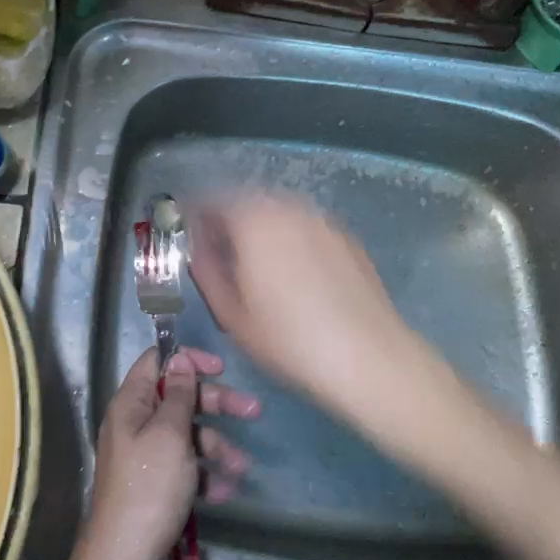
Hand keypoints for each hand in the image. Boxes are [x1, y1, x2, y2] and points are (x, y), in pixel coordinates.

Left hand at [76, 346, 258, 559]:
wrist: (125, 558)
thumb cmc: (149, 488)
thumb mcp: (169, 435)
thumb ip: (177, 394)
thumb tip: (178, 358)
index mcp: (130, 404)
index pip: (156, 363)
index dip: (187, 360)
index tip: (220, 368)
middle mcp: (134, 424)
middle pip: (179, 399)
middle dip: (215, 405)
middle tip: (253, 411)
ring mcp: (145, 456)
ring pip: (187, 436)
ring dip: (216, 447)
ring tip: (241, 467)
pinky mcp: (155, 485)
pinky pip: (184, 468)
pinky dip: (205, 475)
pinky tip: (225, 491)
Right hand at [189, 193, 427, 420]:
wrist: (369, 357)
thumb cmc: (289, 340)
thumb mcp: (231, 315)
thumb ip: (206, 272)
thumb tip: (197, 250)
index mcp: (252, 219)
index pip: (209, 202)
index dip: (195, 219)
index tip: (190, 241)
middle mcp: (286, 207)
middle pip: (246, 202)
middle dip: (229, 223)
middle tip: (222, 256)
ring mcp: (322, 219)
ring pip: (278, 214)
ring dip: (261, 230)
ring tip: (258, 267)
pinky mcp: (347, 237)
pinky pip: (306, 228)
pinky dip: (292, 240)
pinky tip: (296, 276)